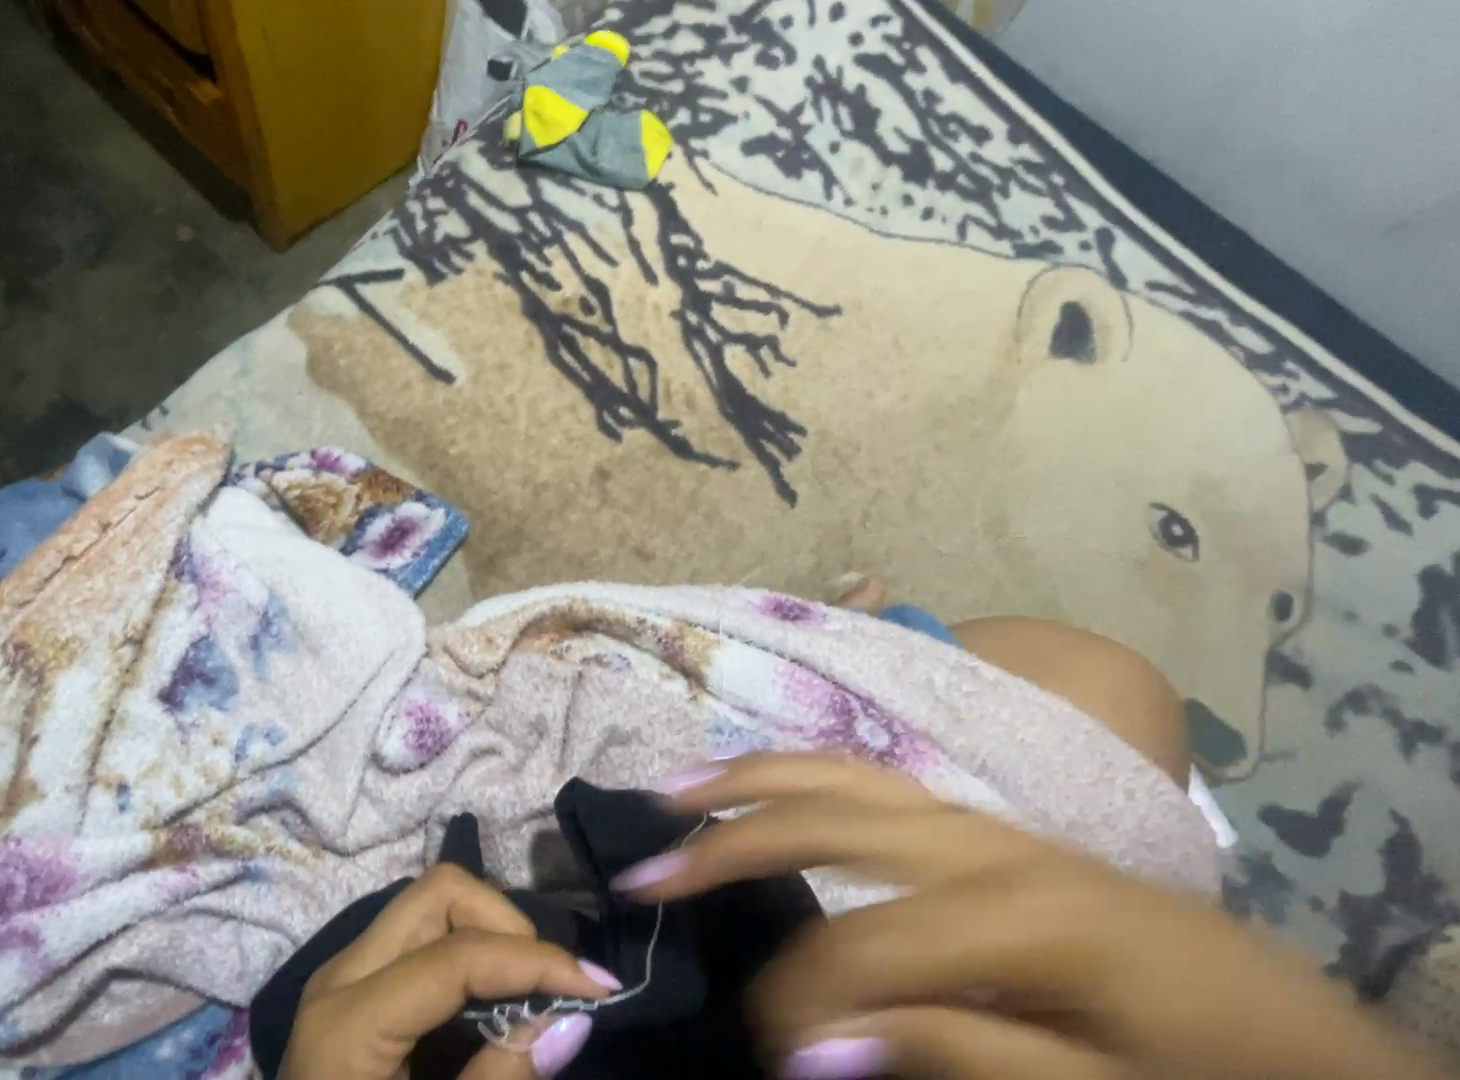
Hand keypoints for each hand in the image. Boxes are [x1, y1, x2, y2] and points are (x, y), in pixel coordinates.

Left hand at [280, 864, 618, 1079]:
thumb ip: (500, 1077)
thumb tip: (574, 1018)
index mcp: (348, 1022)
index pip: (457, 954)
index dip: (535, 961)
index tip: (598, 988)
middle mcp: (342, 973)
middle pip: (440, 892)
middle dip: (508, 926)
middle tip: (550, 987)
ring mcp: (347, 970)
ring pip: (434, 899)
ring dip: (493, 930)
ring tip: (531, 988)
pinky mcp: (358, 981)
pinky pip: (424, 931)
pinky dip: (472, 946)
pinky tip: (497, 994)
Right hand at [615, 753, 1448, 1079]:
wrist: (1314, 1032)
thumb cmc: (1219, 1069)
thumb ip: (963, 1056)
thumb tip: (822, 1046)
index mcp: (1020, 905)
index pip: (860, 939)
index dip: (798, 998)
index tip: (764, 1052)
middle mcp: (985, 840)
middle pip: (829, 818)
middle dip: (728, 845)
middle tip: (647, 875)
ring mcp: (983, 822)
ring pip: (843, 776)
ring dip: (751, 781)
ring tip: (674, 790)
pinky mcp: (985, 829)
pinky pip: (873, 784)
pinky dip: (803, 776)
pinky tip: (765, 786)